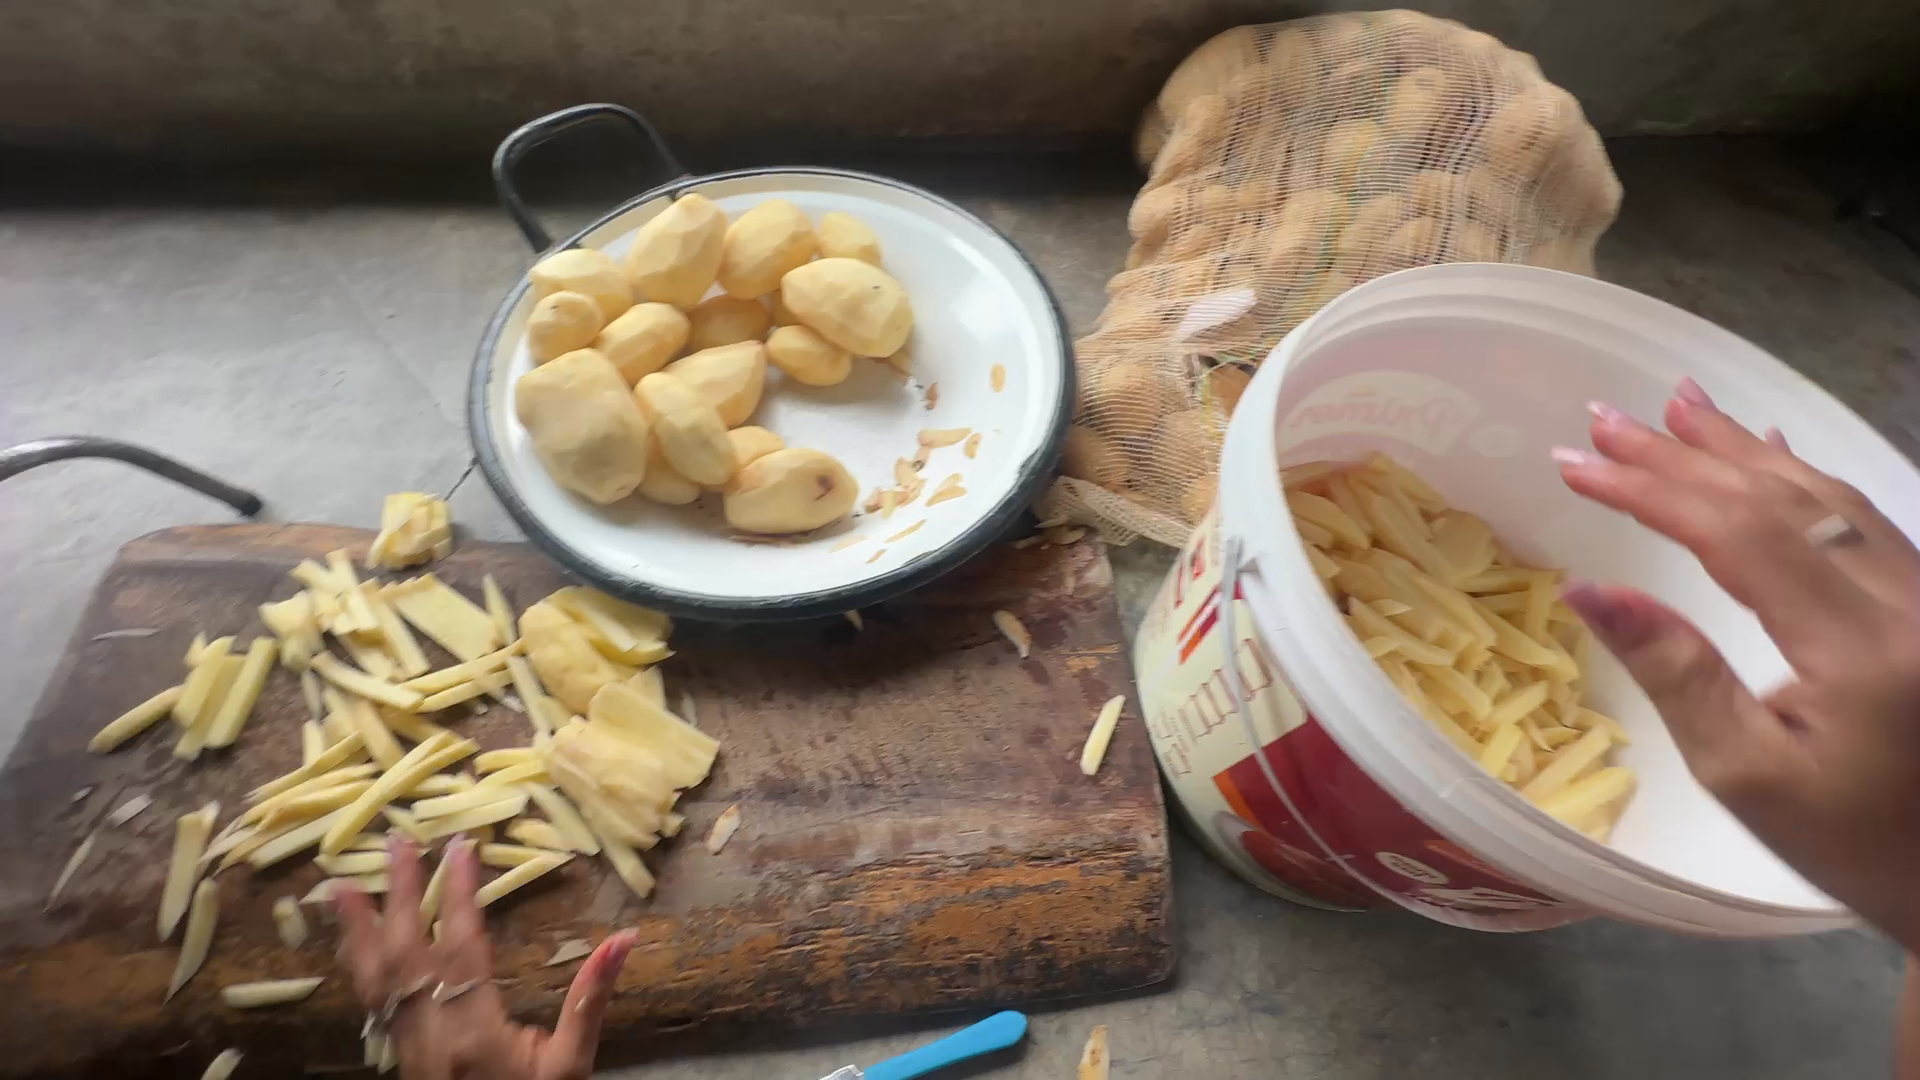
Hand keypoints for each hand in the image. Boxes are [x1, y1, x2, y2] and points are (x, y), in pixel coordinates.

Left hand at [333, 836, 635, 1079]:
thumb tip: (625, 936)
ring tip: (340, 886)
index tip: (463, 845)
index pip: (460, 948)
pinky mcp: (400, 1056)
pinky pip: (371, 1000)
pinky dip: (360, 962)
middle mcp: (427, 1036)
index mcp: (472, 1032)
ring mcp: (404, 1049)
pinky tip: (359, 943)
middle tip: (396, 841)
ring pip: (373, 981)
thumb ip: (591, 1000)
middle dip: (400, 895)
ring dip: (359, 929)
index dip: (462, 894)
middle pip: (403, 956)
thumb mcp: (571, 1064)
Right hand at [1553, 378, 1919, 948]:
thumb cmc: (1846, 834)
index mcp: (1860, 646)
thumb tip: (1586, 589)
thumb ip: (1671, 669)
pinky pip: (1861, 517)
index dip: (1649, 490)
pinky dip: (1797, 474)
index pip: (1738, 535)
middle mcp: (1909, 603)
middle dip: (1681, 454)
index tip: (1572, 464)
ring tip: (1673, 406)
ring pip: (1826, 497)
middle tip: (1603, 419)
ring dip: (1737, 448)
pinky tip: (1763, 447)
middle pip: (1782, 500)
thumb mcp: (1740, 768)